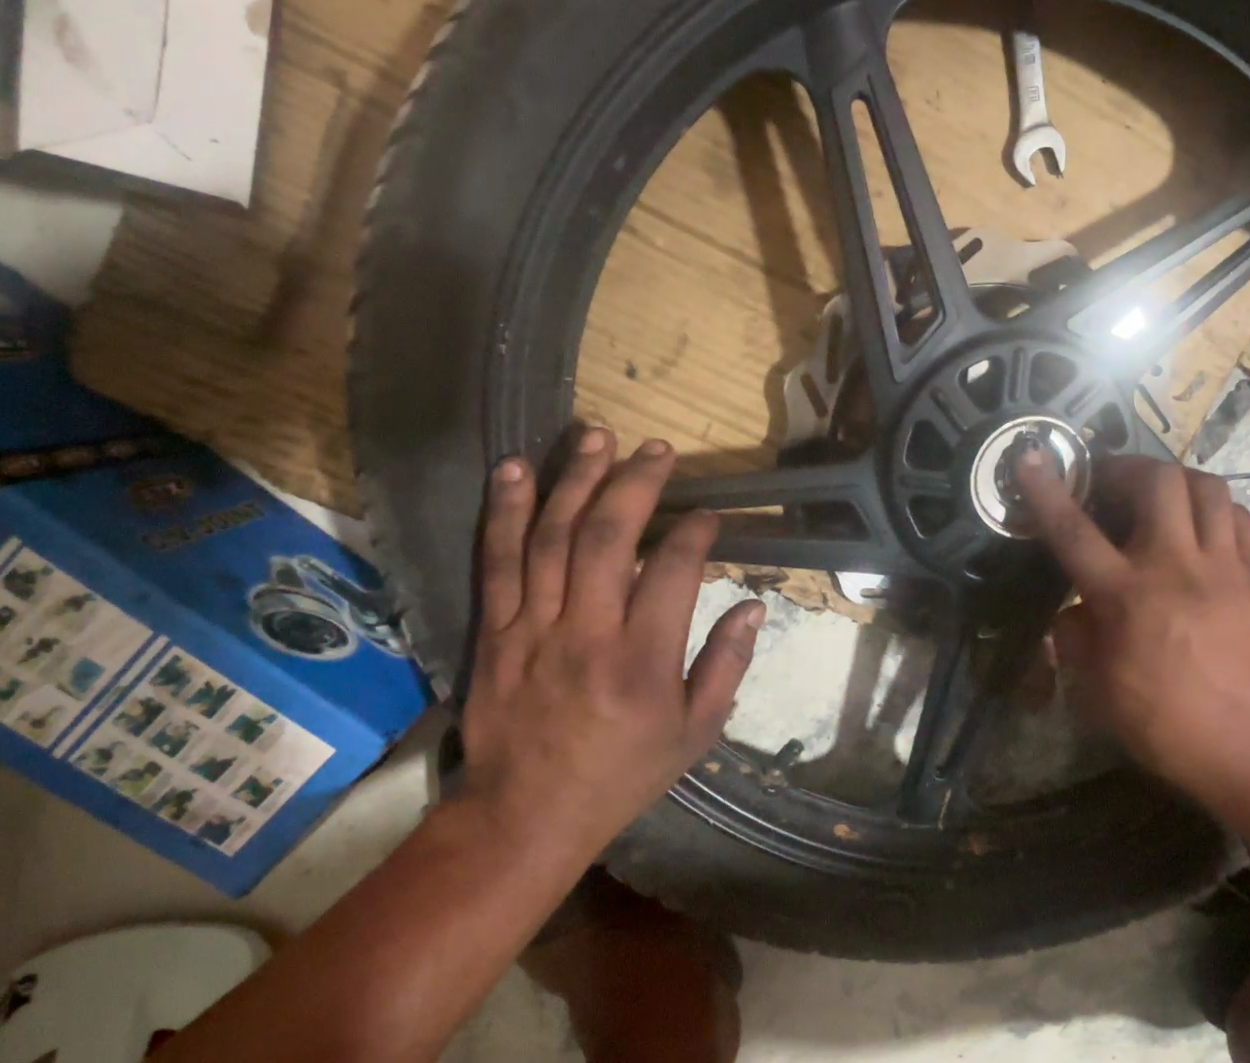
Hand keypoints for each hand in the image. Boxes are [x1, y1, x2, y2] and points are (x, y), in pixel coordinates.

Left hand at [457, 428, 764, 854]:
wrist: (527, 815)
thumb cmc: (622, 774)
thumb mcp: (695, 733)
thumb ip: (726, 666)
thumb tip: (754, 607)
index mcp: (644, 660)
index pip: (674, 570)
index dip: (695, 531)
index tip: (708, 514)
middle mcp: (588, 632)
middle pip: (610, 536)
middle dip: (636, 482)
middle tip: (656, 449)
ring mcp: (533, 627)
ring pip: (553, 536)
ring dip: (575, 479)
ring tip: (595, 435)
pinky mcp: (494, 631)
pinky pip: (497, 561)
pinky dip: (506, 511)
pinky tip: (515, 469)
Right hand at [1016, 451, 1249, 803]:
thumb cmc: (1165, 723)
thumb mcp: (1097, 690)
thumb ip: (1075, 639)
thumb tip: (1072, 611)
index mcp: (1125, 596)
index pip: (1074, 530)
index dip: (1047, 489)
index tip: (1030, 455)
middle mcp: (1174, 565)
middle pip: (1155, 480)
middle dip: (1125, 467)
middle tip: (1108, 482)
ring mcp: (1222, 565)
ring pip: (1204, 486)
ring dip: (1172, 480)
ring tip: (1155, 497)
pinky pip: (1236, 516)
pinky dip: (1212, 508)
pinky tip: (1198, 525)